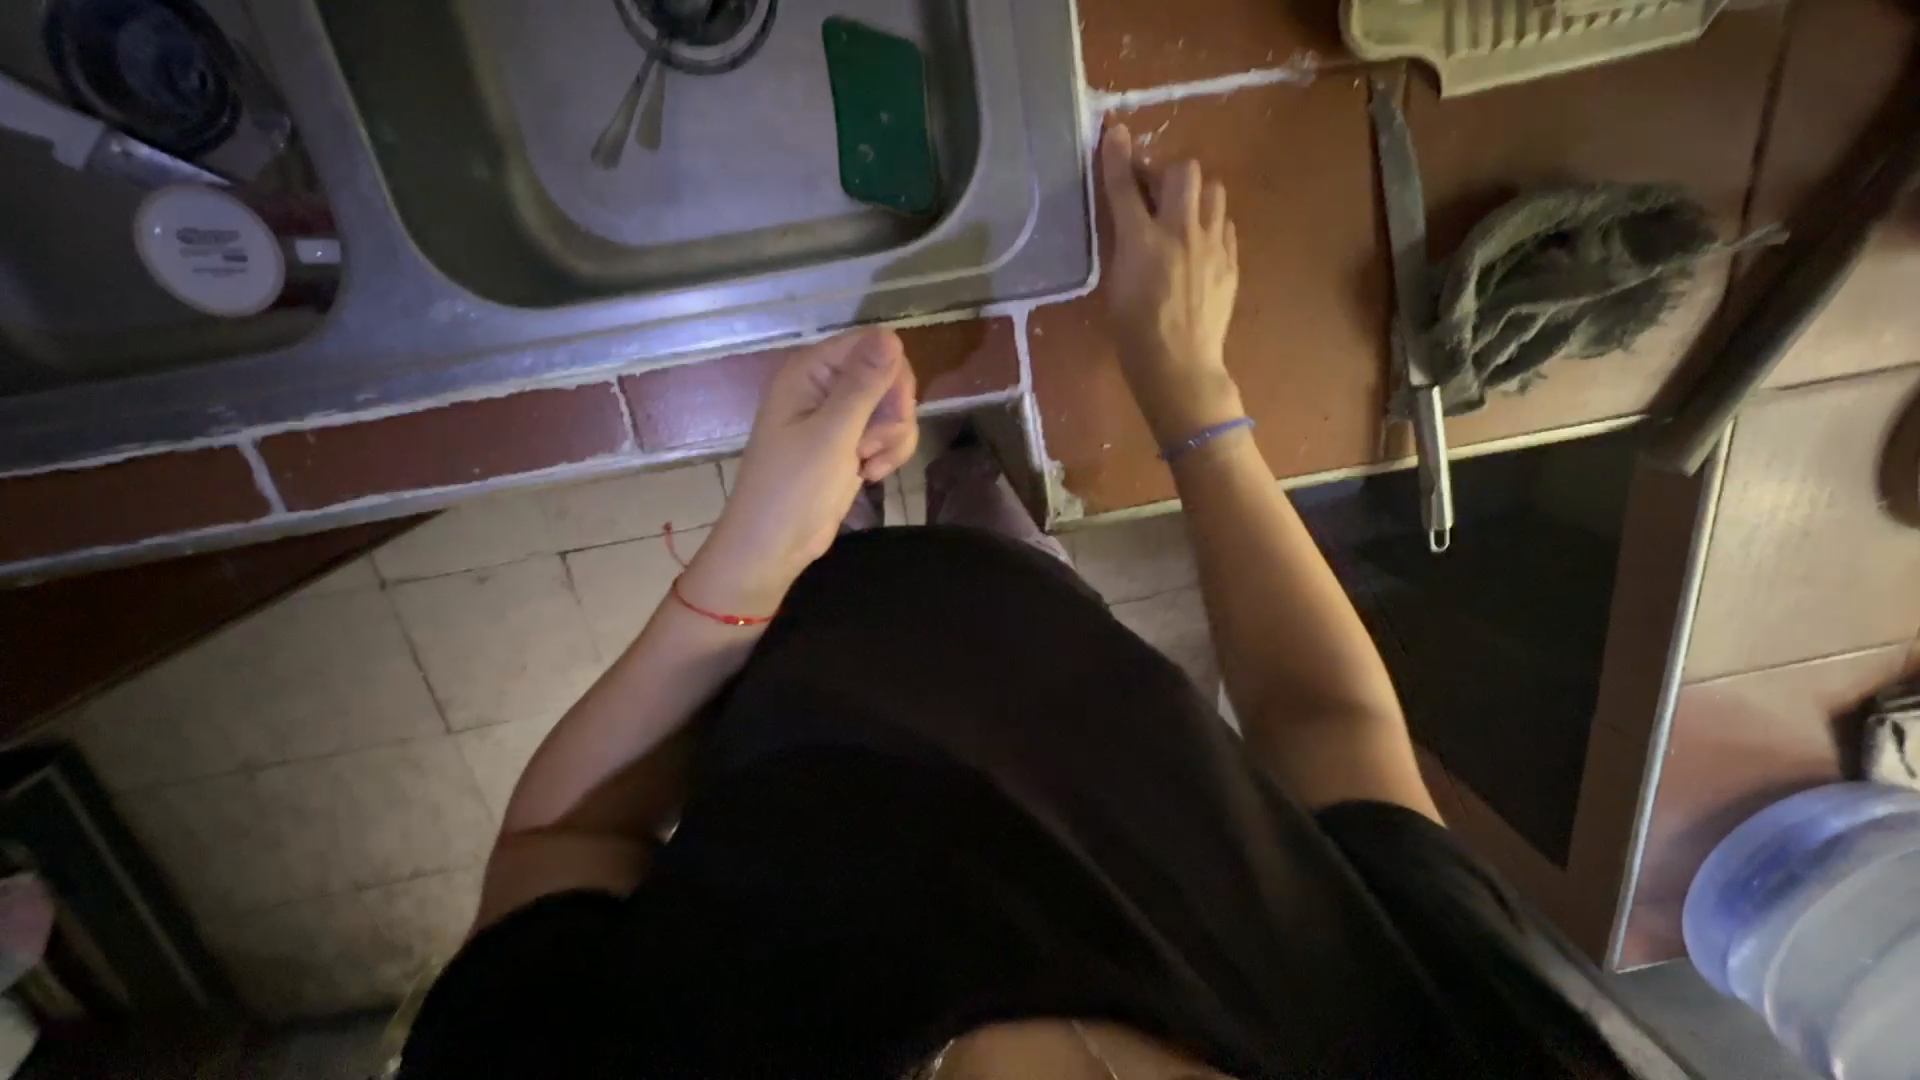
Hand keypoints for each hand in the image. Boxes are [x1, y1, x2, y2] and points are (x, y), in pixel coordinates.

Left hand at [682, 329, 918, 615]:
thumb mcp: (832, 434)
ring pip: (894, 408)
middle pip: (889, 375)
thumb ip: (864, 384)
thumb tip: (891, 335)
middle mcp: (825, 386)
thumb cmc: (793, 488)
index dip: (892, 375)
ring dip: (893, 437)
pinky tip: (870, 474)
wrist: (774, 545)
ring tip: (867, 463)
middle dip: (894, 412)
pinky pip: (888, 433)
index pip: (871, 345)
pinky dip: (889, 453)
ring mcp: (839, 417)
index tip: (897, 411)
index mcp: (810, 371)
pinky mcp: (851, 444)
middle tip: (873, 444)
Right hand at [1100, 124, 1244, 444]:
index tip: (1115, 133)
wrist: (1180, 365)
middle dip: (1166, 171)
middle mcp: (1181, 232)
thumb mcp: (1116, 285)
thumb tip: (1130, 218)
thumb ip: (1123, 243)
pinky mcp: (1231, 261)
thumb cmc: (1135, 334)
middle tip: (1152, 190)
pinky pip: (1224, 223)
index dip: (1118, 157)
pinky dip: (1210, 223)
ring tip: (1180, 215)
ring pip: (1212, 190)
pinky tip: (1198, 243)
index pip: (1126, 186)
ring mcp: (1213, 244)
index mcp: (1142, 240)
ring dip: (1194, 193)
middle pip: (1184, 171)